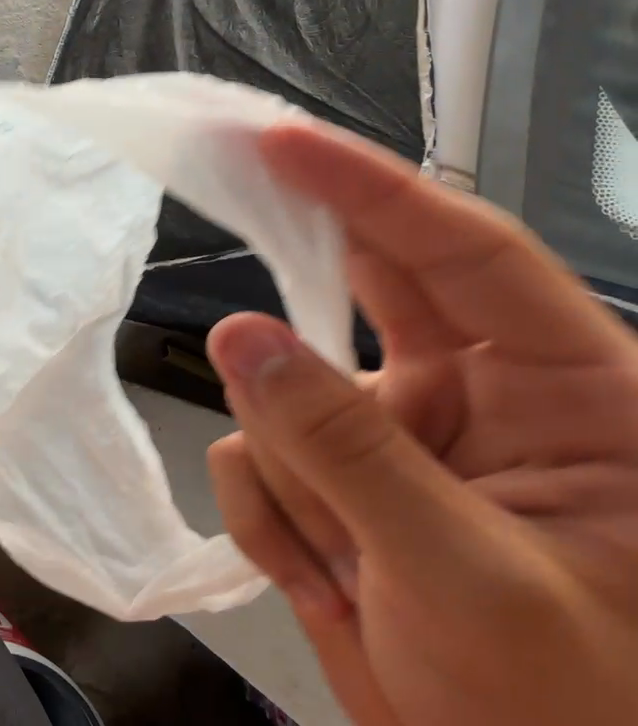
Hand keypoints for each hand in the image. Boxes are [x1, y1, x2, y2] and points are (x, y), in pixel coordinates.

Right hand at [204, 122, 637, 724]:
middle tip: (233, 185)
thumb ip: (350, 449)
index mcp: (582, 400)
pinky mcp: (332, 478)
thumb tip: (241, 335)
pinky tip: (328, 584)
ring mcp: (395, 438)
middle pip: (369, 290)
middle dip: (303, 263)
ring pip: (279, 393)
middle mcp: (485, 399)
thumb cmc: (571, 710)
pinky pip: (252, 459)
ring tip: (348, 570)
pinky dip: (271, 520)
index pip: (469, 260)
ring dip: (294, 476)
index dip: (371, 192)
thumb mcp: (469, 577)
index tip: (278, 145)